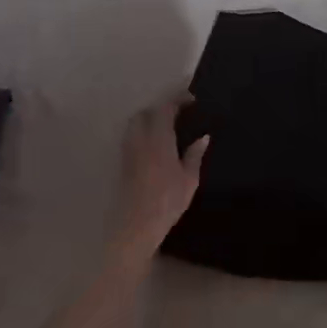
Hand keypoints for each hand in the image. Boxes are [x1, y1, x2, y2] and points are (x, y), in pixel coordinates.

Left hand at [114, 92, 208, 254]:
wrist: (135, 228)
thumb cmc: (166, 202)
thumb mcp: (189, 179)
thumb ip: (195, 155)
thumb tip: (203, 136)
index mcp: (158, 139)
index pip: (164, 109)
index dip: (177, 100)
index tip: (191, 101)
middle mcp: (140, 140)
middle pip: (145, 113)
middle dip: (160, 108)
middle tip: (177, 114)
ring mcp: (128, 152)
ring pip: (135, 124)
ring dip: (149, 119)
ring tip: (165, 128)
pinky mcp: (122, 164)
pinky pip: (131, 138)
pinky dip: (142, 133)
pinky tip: (154, 146)